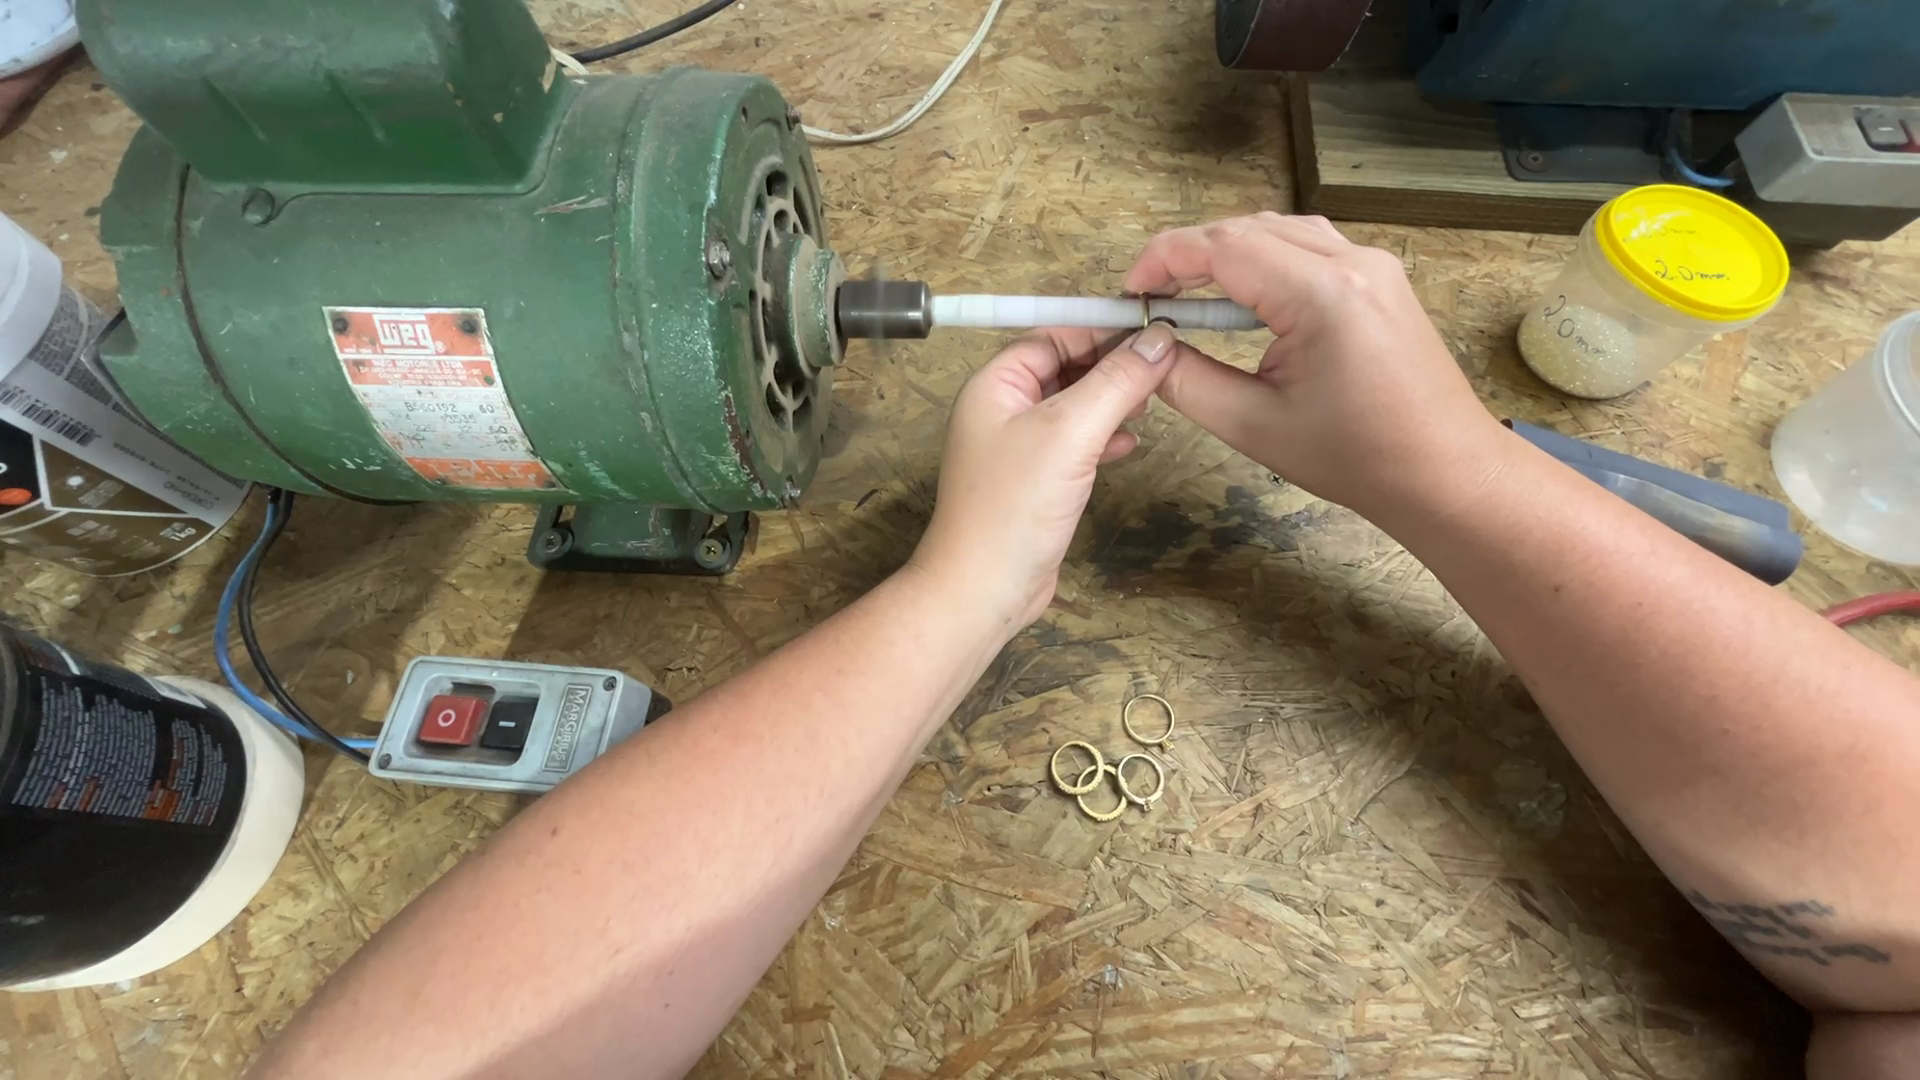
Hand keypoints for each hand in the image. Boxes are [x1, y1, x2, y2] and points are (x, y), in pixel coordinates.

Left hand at [910, 324, 1178, 629]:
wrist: (985, 588)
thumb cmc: (1017, 503)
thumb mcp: (1069, 432)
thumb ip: (1115, 382)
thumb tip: (1161, 337)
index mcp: (996, 385)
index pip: (1052, 336)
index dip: (1101, 330)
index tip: (1155, 332)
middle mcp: (1002, 410)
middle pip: (1064, 369)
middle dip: (1111, 368)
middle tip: (1161, 371)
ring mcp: (1018, 449)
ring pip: (1072, 408)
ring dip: (1111, 403)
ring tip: (1150, 406)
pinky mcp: (1035, 482)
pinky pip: (1073, 445)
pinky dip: (1102, 440)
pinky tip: (1130, 446)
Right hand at [1125, 214, 1509, 517]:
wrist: (1441, 471)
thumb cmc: (1349, 457)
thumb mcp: (1251, 424)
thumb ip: (1187, 380)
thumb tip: (1147, 349)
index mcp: (1321, 294)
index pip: (1223, 247)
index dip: (1164, 259)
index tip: (1127, 292)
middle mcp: (1351, 261)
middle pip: (1248, 228)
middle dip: (1188, 255)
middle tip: (1149, 298)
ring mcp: (1371, 264)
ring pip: (1278, 231)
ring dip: (1223, 254)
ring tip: (1185, 295)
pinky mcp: (1378, 278)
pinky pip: (1306, 247)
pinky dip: (1260, 261)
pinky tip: (1239, 297)